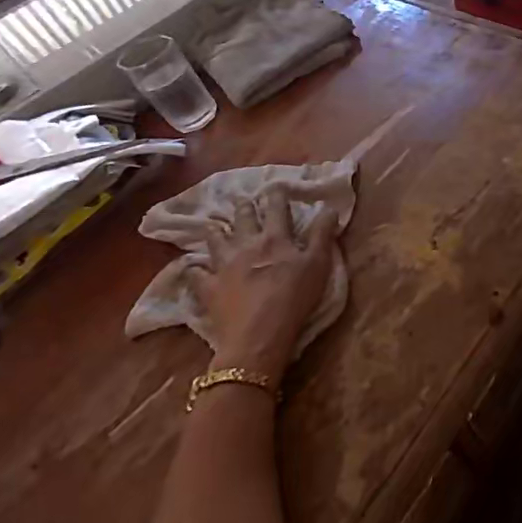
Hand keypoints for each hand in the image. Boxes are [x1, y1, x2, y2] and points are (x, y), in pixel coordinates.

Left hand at [189, 189, 338, 381]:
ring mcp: (224, 265)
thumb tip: (329, 206)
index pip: (275, 207)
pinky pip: (196, 275)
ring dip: (216, 230)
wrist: (259, 337)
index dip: (276, 194)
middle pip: (243, 218)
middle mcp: (247, 244)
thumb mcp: (318, 265)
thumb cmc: (293, 299)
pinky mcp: (209, 288)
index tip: (275, 186)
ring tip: (214, 225)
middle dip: (244, 207)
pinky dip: (194, 269)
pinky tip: (192, 267)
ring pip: (215, 239)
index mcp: (274, 237)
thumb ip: (322, 234)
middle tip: (243, 201)